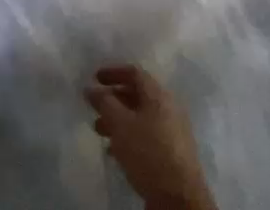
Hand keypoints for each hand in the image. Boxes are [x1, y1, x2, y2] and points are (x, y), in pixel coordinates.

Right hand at [85, 65, 216, 209]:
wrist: (178, 198)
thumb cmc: (148, 152)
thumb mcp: (120, 123)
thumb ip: (103, 102)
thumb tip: (91, 88)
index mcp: (159, 96)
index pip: (135, 73)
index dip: (113, 72)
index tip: (94, 78)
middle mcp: (170, 109)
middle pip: (137, 95)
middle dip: (113, 99)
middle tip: (94, 107)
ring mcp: (173, 132)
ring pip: (141, 116)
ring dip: (118, 119)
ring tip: (100, 131)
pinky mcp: (172, 152)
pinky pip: (147, 134)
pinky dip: (129, 135)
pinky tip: (115, 149)